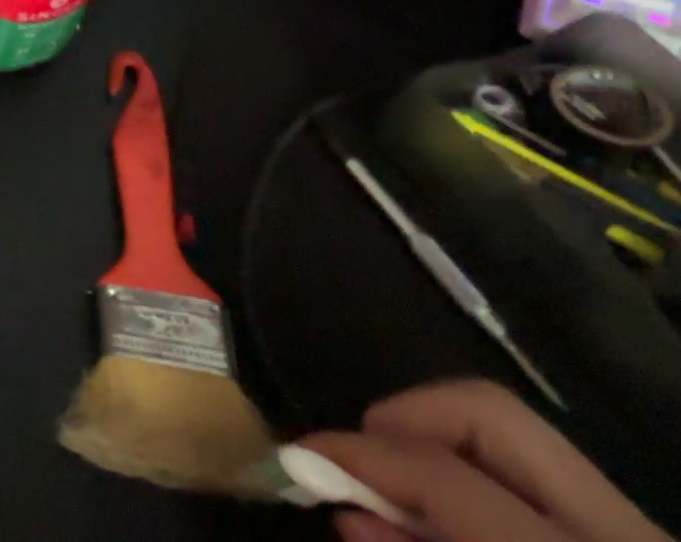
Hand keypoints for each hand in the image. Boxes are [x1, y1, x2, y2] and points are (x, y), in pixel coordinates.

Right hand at [300, 380, 671, 541]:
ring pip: (515, 440)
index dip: (354, 453)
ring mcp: (644, 537)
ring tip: (398, 499)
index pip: (439, 473)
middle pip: (488, 414)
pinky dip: (477, 485)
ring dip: (436, 451)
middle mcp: (624, 537)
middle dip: (403, 420)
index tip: (298, 456)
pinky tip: (450, 529)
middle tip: (357, 461)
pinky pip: (541, 484)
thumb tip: (352, 513)